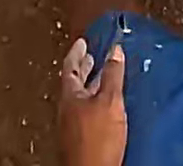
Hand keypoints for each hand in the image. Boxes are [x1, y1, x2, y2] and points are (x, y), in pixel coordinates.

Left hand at [58, 38, 126, 165]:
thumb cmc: (97, 138)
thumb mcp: (109, 102)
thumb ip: (112, 76)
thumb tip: (115, 50)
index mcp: (70, 94)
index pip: (70, 65)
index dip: (77, 52)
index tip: (82, 41)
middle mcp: (67, 107)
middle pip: (74, 82)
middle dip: (84, 69)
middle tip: (91, 58)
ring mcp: (70, 125)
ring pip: (80, 98)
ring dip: (90, 87)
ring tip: (102, 81)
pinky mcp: (78, 140)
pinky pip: (84, 113)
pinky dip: (93, 103)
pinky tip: (104, 110)